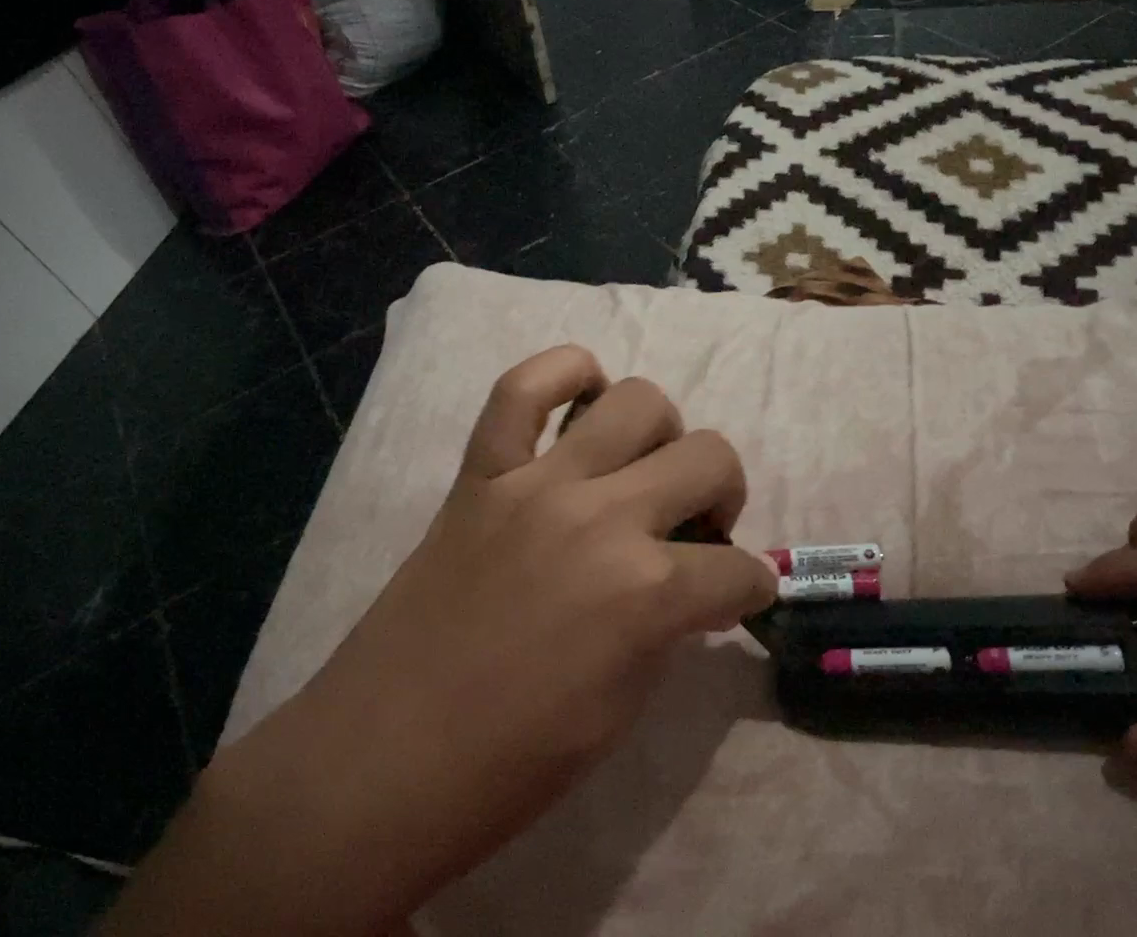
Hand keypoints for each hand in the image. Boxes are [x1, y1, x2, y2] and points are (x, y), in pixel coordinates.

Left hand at [99, 346, 775, 936]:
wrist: (385, 756)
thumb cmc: (512, 761)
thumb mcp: (622, 708)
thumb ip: (667, 630)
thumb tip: (691, 592)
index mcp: (648, 593)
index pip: (739, 571)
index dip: (752, 590)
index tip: (742, 597)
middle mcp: (604, 517)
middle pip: (708, 457)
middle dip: (724, 498)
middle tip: (697, 534)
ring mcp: (536, 483)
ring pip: (636, 401)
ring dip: (662, 437)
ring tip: (642, 476)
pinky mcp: (479, 473)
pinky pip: (521, 386)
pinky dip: (562, 376)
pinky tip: (580, 401)